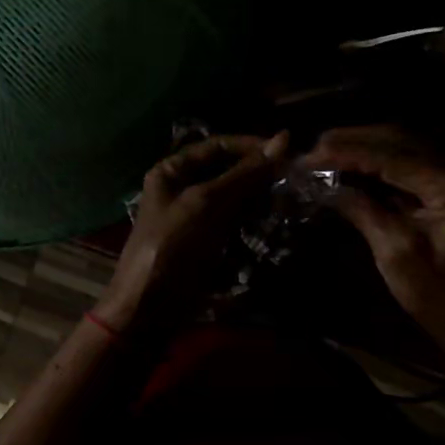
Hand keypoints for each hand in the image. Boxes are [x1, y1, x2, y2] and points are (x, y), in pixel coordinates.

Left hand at [95, 133, 289, 332]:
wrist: (150, 305)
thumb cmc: (170, 246)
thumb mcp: (204, 203)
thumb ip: (243, 174)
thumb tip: (283, 139)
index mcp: (172, 171)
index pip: (216, 145)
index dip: (250, 145)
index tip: (287, 150)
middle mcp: (182, 188)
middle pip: (228, 170)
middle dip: (259, 174)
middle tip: (293, 178)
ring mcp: (196, 216)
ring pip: (236, 197)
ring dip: (261, 198)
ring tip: (289, 200)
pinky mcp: (209, 241)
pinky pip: (237, 222)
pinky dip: (256, 220)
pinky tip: (276, 221)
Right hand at [301, 126, 444, 369]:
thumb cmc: (439, 293)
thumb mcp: (394, 251)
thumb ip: (361, 209)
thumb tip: (323, 185)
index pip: (391, 157)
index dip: (346, 153)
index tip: (309, 155)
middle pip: (400, 138)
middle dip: (353, 139)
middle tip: (314, 145)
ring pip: (405, 143)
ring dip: (364, 144)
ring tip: (326, 149)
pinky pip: (411, 159)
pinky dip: (378, 158)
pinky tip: (352, 163)